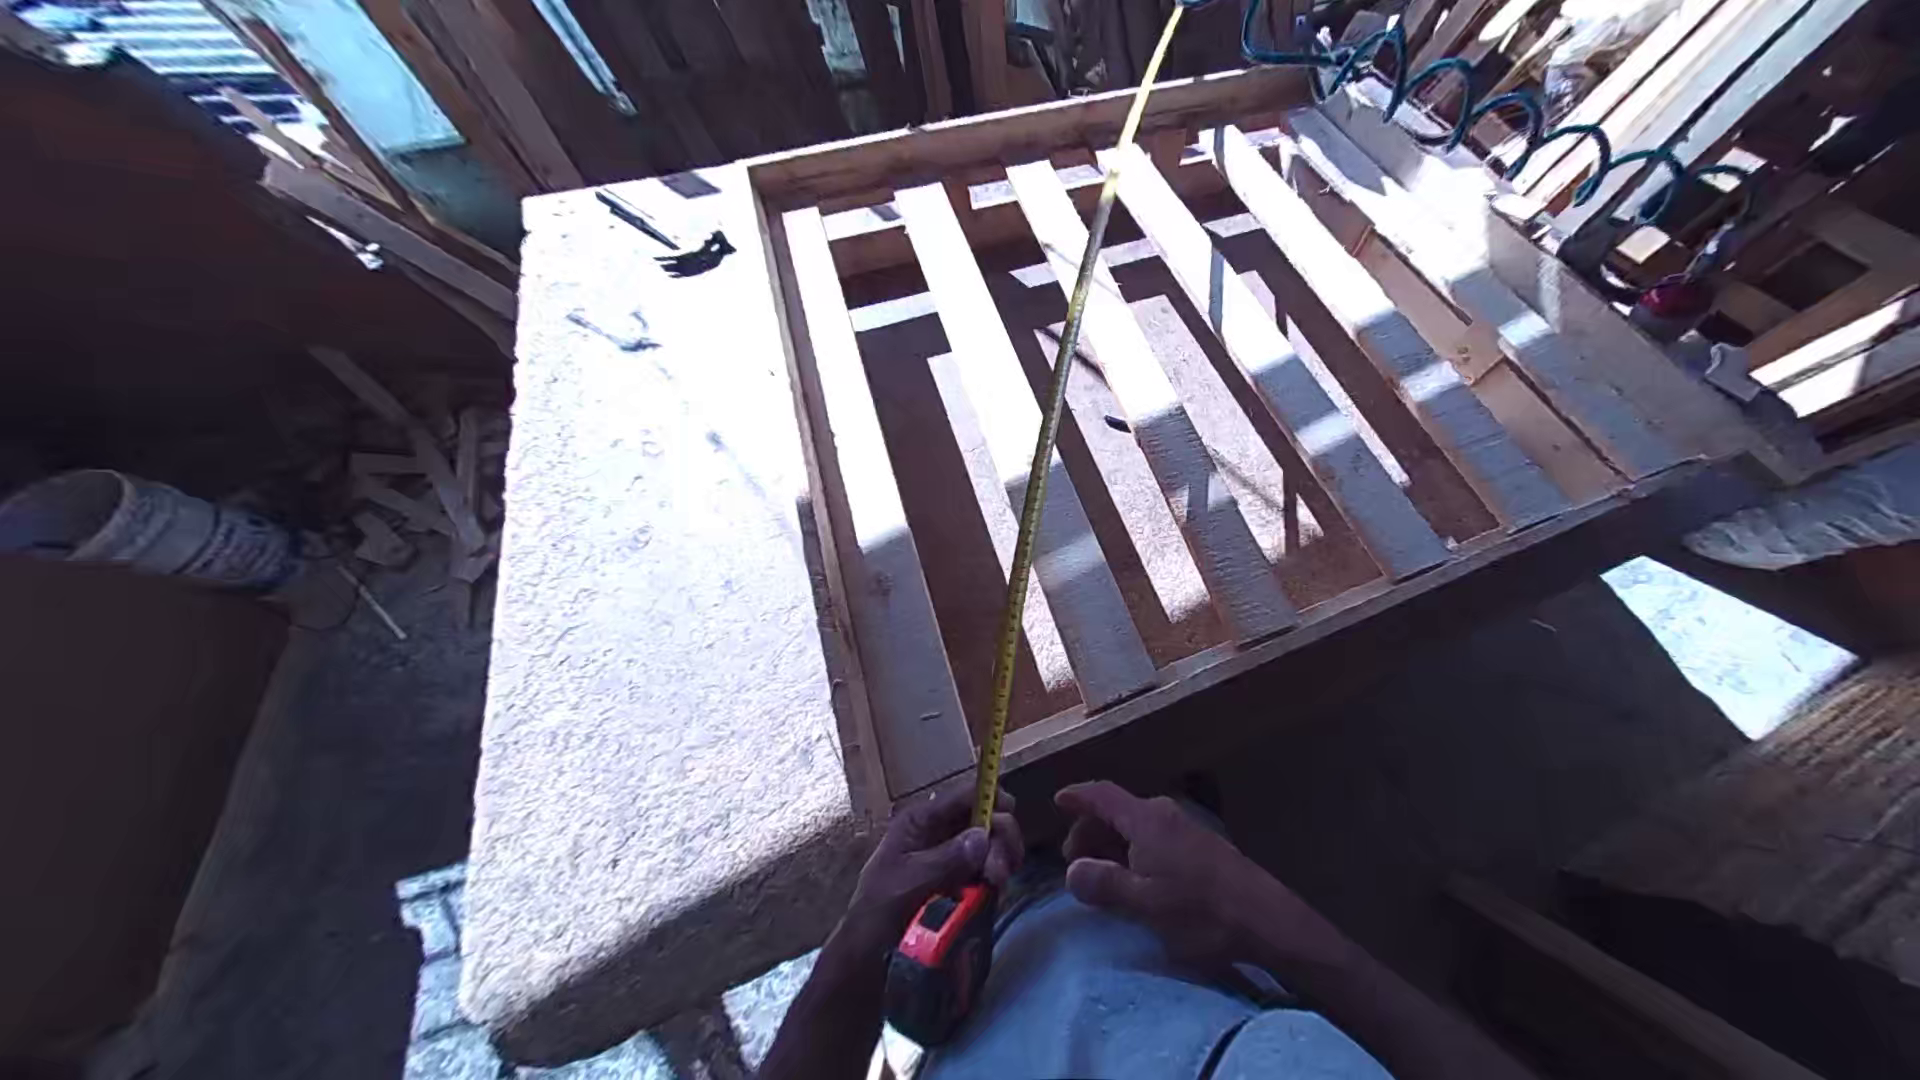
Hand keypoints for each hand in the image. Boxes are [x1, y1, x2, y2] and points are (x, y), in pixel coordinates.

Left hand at [842, 783, 1022, 945]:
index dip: (989, 796)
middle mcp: (940, 833)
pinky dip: (996, 875)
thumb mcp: (909, 882)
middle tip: (999, 869)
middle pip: (983, 818)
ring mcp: (951, 857)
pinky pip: (988, 868)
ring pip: (990, 843)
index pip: (962, 795)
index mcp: (922, 821)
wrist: (866, 956)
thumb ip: (946, 859)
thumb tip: (983, 836)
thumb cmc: (879, 912)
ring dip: (1000, 857)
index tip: (1009, 811)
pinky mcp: (960, 882)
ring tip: (996, 881)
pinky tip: (994, 890)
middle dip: (998, 836)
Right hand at [1056, 780, 1349, 975]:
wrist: (1270, 922)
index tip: (1058, 800)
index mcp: (1145, 819)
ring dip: (1113, 843)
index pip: (1102, 795)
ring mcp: (1186, 829)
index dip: (1078, 797)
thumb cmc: (1201, 911)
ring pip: (1137, 826)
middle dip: (1091, 830)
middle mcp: (1164, 814)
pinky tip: (1138, 877)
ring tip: (1103, 873)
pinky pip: (1155, 837)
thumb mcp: (1144, 904)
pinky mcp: (1203, 847)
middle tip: (1076, 862)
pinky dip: (1135, 850)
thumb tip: (1071, 871)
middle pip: (1117, 811)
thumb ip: (1104, 884)